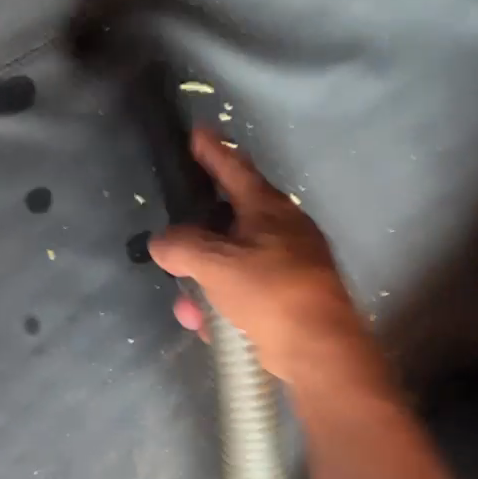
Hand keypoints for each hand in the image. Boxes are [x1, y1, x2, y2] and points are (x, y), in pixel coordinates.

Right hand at [150, 130, 387, 394]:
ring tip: (188, 306)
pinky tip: (208, 324)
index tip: (195, 134)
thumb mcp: (216, 264)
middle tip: (174, 244)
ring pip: (232, 263)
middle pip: (229, 220)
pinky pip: (242, 292)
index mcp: (268, 208)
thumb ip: (182, 247)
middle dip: (197, 238)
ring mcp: (286, 263)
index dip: (212, 152)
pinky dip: (221, 304)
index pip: (234, 169)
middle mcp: (281, 229)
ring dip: (204, 282)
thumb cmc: (269, 291)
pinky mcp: (286, 297)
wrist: (316, 344)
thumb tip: (161, 241)